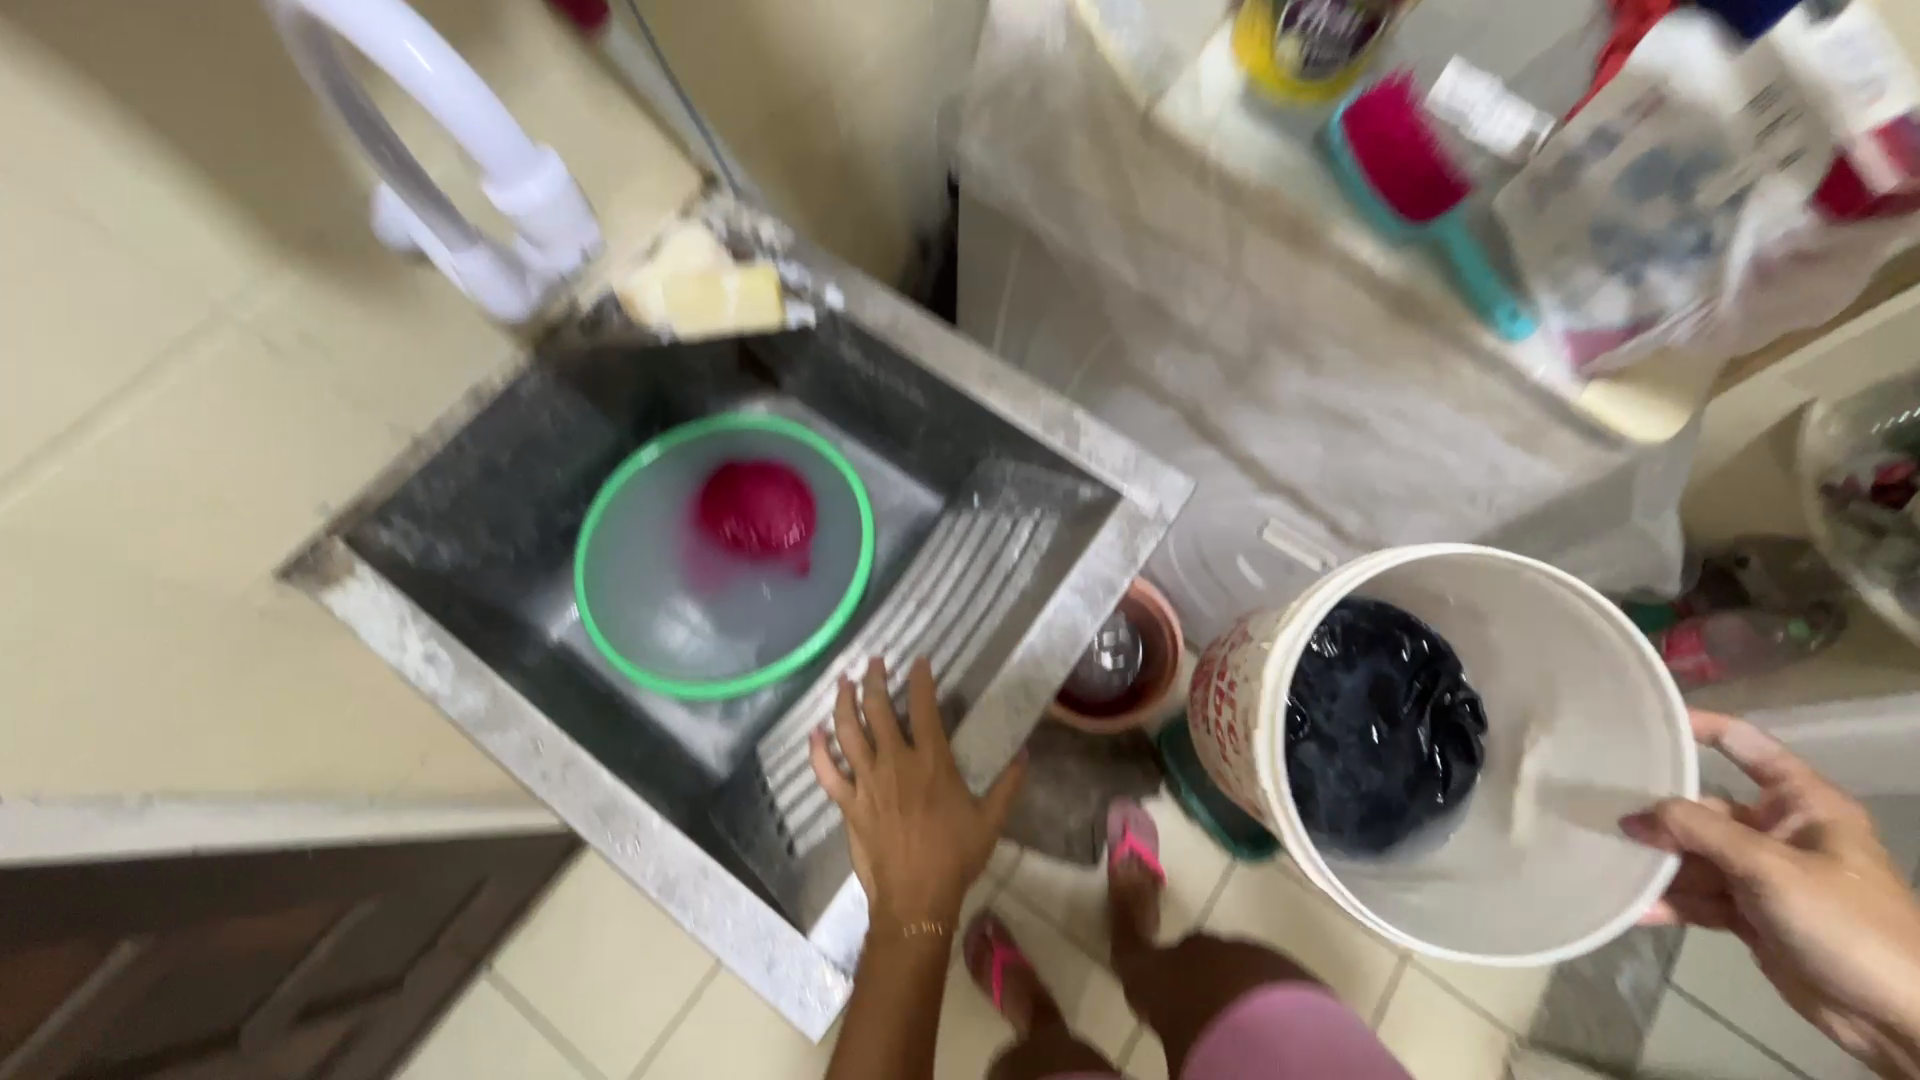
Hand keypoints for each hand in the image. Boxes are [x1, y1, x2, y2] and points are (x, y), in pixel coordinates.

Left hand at [809, 657, 1026, 930]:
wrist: (916, 898)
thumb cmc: (955, 856)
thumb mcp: (991, 819)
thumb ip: (1008, 784)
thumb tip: (1027, 754)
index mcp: (931, 761)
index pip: (924, 707)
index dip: (920, 679)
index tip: (918, 661)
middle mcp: (895, 762)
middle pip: (878, 708)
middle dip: (874, 679)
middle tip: (873, 661)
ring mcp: (867, 782)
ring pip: (848, 731)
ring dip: (843, 702)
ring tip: (842, 681)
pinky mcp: (848, 804)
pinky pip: (827, 772)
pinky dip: (818, 751)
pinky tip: (813, 734)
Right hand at [1622, 710, 1919, 1077]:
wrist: (1902, 1019)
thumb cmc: (1850, 925)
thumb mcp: (1770, 868)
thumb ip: (1696, 831)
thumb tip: (1630, 817)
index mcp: (1804, 806)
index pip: (1745, 746)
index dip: (1699, 728)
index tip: (1641, 724)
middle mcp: (1780, 832)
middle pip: (1702, 807)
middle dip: (1656, 816)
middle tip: (1600, 814)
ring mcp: (1764, 875)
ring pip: (1692, 855)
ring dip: (1656, 864)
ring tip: (1610, 865)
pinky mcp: (1751, 913)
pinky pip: (1697, 897)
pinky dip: (1668, 902)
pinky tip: (1636, 909)